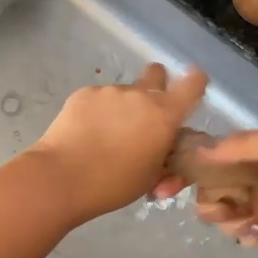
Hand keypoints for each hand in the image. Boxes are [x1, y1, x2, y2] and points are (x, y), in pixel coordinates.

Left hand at [25, 63, 208, 221]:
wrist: (62, 178)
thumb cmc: (114, 185)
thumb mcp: (152, 178)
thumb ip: (167, 160)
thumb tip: (167, 153)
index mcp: (165, 115)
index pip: (194, 83)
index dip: (195, 84)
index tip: (188, 95)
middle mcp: (140, 94)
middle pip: (156, 73)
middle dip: (155, 87)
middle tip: (143, 116)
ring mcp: (109, 91)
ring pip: (123, 92)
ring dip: (121, 108)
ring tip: (104, 137)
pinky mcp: (82, 93)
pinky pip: (98, 98)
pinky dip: (96, 112)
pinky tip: (84, 134)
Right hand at [157, 127, 257, 249]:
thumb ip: (244, 146)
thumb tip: (200, 150)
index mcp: (250, 149)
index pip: (206, 154)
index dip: (182, 167)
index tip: (164, 186)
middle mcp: (249, 173)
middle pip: (207, 188)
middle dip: (208, 201)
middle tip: (218, 213)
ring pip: (222, 213)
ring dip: (230, 220)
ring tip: (253, 223)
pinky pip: (242, 232)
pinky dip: (248, 234)